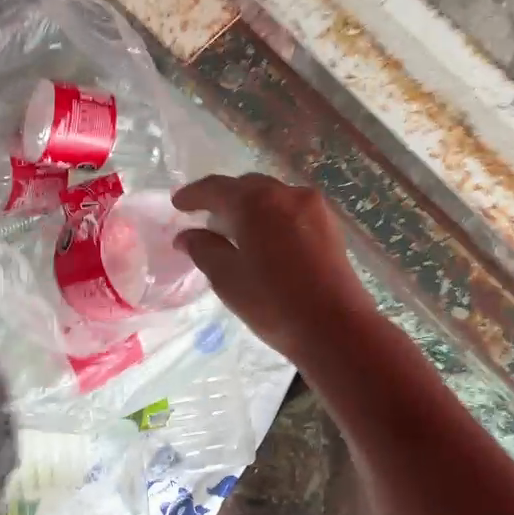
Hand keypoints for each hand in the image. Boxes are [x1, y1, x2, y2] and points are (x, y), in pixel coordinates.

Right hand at [172, 174, 375, 357]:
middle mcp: (285, 194)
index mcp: (255, 202)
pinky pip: (291, 209)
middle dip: (224, 198)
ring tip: (235, 229)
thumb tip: (187, 235)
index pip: (216, 188)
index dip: (193, 195)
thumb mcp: (227, 278)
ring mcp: (312, 207)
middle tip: (205, 217)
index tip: (177, 203)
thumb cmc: (273, 303)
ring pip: (271, 196)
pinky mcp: (329, 224)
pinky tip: (265, 238)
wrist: (336, 328)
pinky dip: (271, 215)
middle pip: (246, 187)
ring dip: (249, 206)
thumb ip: (203, 249)